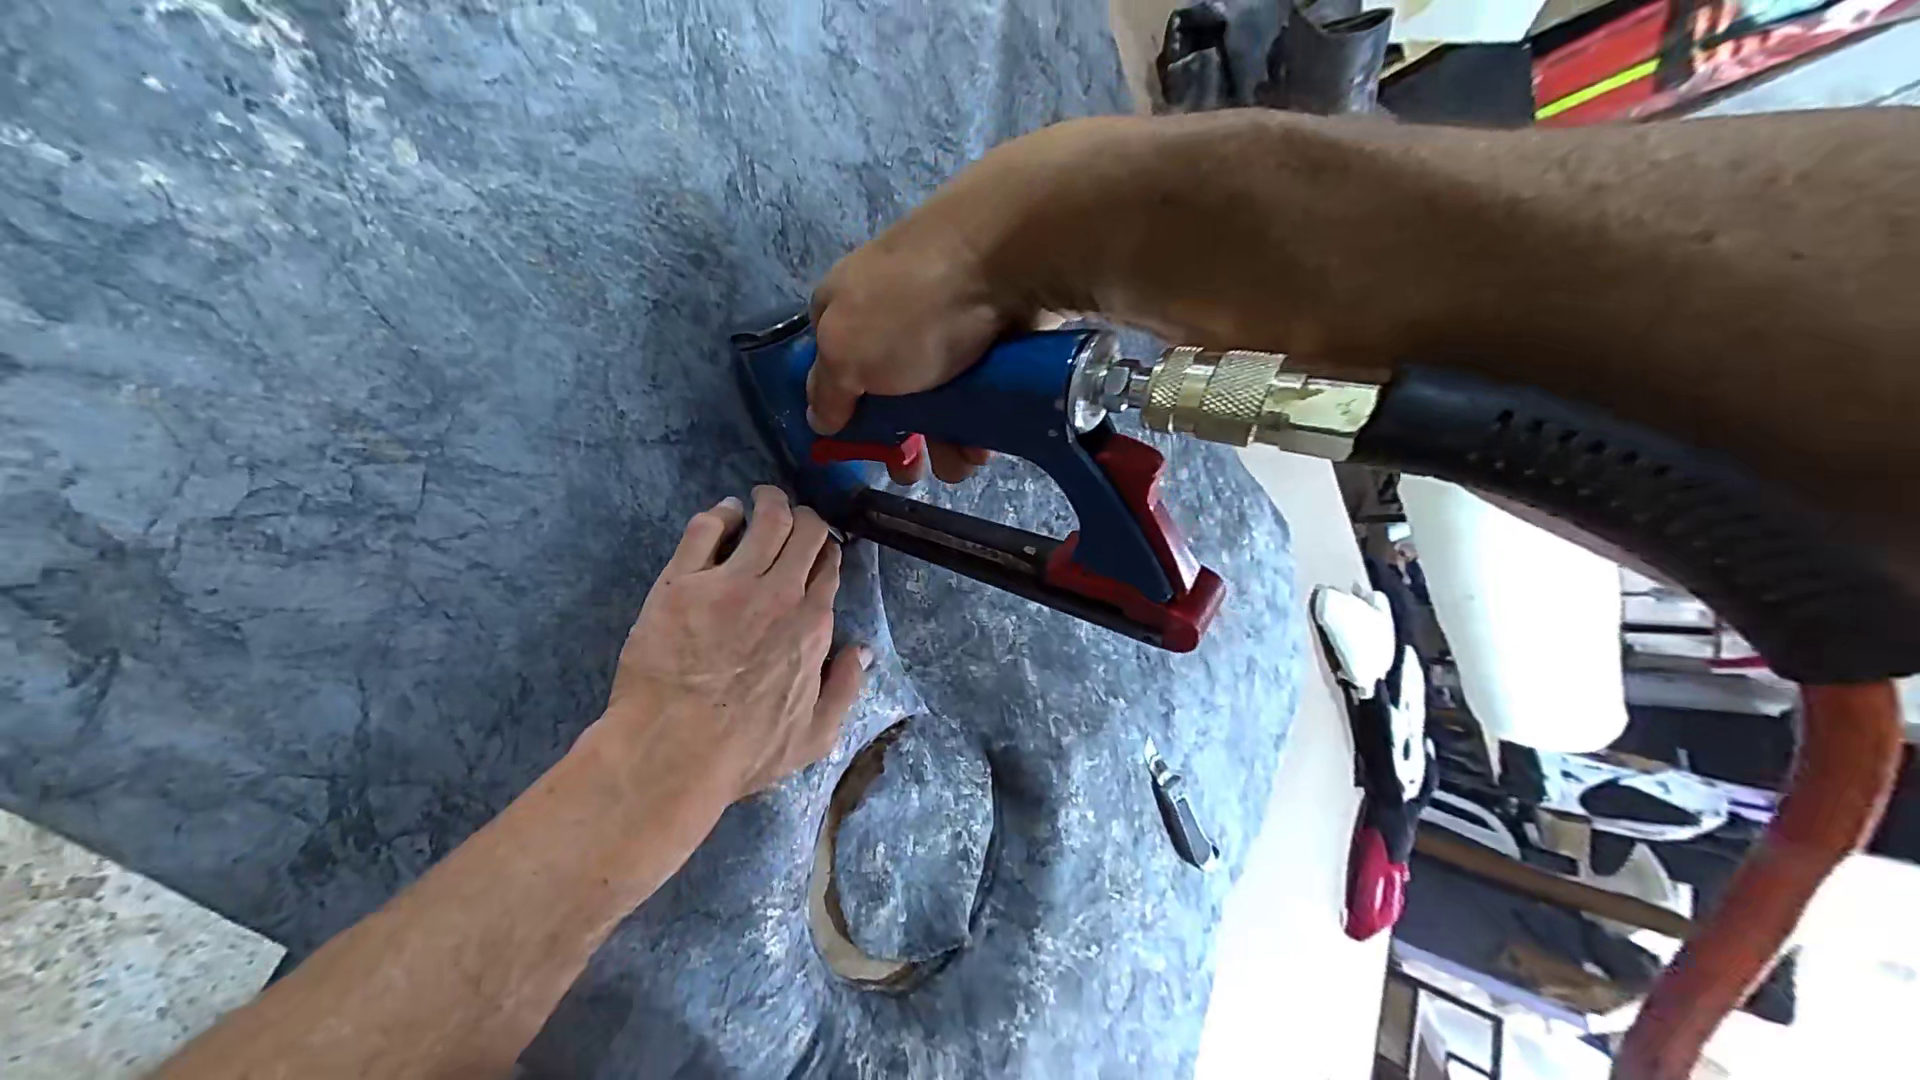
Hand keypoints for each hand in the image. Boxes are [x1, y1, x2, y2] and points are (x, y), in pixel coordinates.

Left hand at [594, 486, 868, 810]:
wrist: (671, 751)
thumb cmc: (745, 750)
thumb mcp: (816, 735)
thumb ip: (846, 688)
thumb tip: (863, 650)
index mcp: (812, 624)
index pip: (829, 565)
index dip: (827, 550)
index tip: (819, 550)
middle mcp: (779, 592)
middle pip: (805, 530)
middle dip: (806, 517)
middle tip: (796, 517)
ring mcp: (730, 582)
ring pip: (765, 518)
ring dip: (770, 501)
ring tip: (764, 498)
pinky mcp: (682, 581)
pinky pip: (706, 527)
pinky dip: (721, 513)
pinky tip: (724, 514)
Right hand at [808, 118, 1139, 483]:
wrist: (1006, 257)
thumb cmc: (910, 310)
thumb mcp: (847, 352)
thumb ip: (827, 390)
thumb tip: (819, 419)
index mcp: (843, 313)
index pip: (832, 375)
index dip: (847, 420)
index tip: (864, 453)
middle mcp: (890, 321)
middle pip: (889, 398)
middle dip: (901, 442)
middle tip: (913, 473)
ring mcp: (942, 330)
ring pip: (938, 404)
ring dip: (946, 443)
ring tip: (962, 462)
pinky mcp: (989, 341)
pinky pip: (976, 395)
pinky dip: (978, 423)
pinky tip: (985, 443)